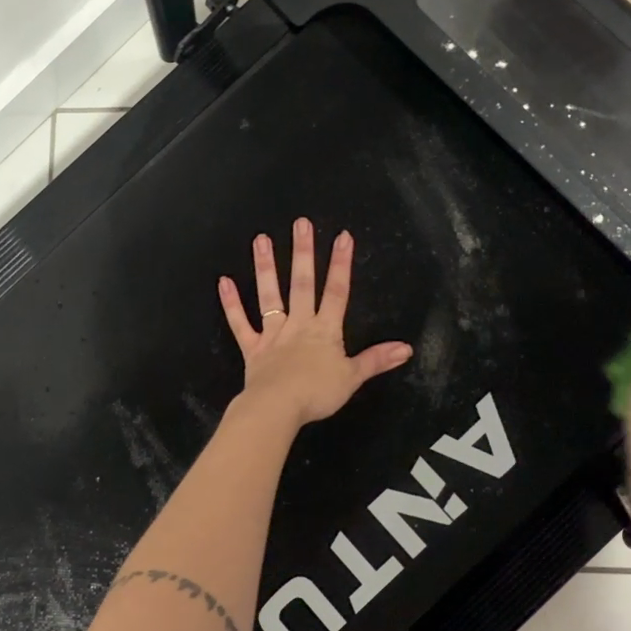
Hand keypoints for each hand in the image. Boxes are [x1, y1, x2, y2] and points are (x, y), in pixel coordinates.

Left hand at [217, 218, 412, 426]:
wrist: (278, 407)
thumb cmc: (317, 393)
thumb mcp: (353, 377)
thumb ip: (376, 360)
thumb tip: (406, 348)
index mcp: (325, 330)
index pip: (337, 292)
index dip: (341, 264)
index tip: (342, 236)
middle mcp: (299, 324)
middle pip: (302, 284)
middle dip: (303, 253)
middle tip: (300, 223)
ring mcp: (273, 334)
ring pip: (269, 295)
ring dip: (265, 267)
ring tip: (261, 239)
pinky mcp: (252, 347)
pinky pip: (240, 323)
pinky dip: (231, 303)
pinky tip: (223, 281)